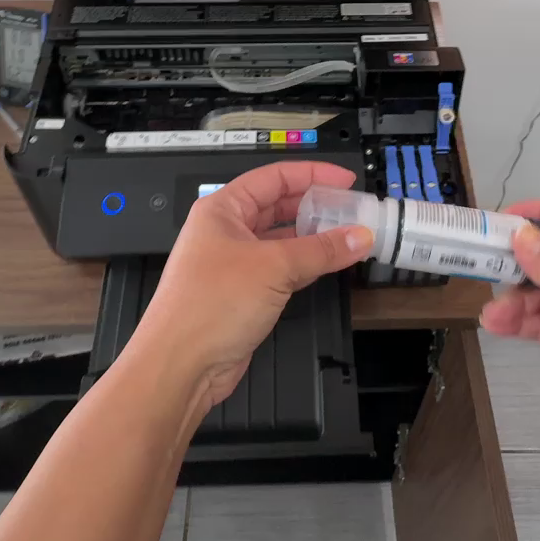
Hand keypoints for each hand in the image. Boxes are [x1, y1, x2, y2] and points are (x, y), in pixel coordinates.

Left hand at [131, 161, 373, 407]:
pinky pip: (282, 268)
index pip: (274, 177)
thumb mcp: (273, 267)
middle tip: (352, 209)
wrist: (179, 366)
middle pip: (279, 206)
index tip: (345, 180)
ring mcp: (234, 262)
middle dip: (316, 206)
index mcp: (222, 209)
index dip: (312, 174)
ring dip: (314, 237)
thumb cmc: (209, 305)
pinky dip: (307, 264)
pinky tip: (330, 263)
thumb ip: (321, 250)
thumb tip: (360, 236)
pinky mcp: (244, 292)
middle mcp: (226, 230)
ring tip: (349, 235)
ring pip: (282, 239)